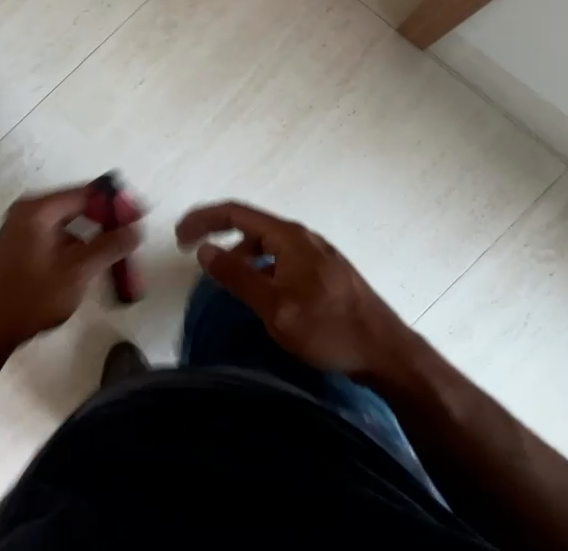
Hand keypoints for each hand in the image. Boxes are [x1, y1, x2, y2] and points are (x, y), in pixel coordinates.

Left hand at [0, 185, 143, 353]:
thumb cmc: (34, 296)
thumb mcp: (78, 271)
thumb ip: (109, 246)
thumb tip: (136, 229)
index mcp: (37, 210)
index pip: (84, 194)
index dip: (114, 203)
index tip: (139, 214)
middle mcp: (26, 211)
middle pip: (75, 207)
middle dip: (105, 222)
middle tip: (131, 237)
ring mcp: (19, 228)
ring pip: (66, 225)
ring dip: (91, 238)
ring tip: (116, 257)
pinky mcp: (19, 246)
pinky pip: (54, 237)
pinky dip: (74, 247)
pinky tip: (89, 267)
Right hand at [176, 201, 414, 378]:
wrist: (388, 354)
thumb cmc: (328, 328)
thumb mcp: (273, 306)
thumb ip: (236, 276)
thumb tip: (204, 250)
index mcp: (289, 237)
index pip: (234, 213)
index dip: (202, 220)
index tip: (178, 238)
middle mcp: (304, 237)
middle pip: (251, 227)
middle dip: (219, 236)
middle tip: (196, 258)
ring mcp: (319, 255)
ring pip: (268, 246)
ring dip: (242, 256)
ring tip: (227, 281)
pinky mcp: (329, 273)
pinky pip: (283, 260)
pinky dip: (262, 268)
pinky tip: (263, 294)